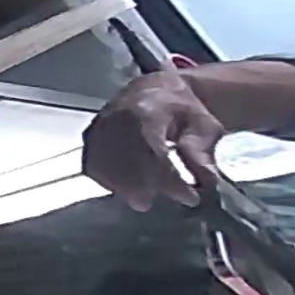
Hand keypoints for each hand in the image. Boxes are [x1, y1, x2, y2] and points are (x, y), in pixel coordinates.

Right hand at [83, 70, 225, 210]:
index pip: (151, 148)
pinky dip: (104, 178)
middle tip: (155, 204)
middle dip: (138, 185)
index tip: (188, 197)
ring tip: (139, 201)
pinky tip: (120, 189)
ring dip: (119, 185)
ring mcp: (98, 126)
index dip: (167, 176)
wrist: (154, 90)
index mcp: (146, 112)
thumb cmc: (182, 109)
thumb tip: (205, 179)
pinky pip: (91, 160)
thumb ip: (201, 150)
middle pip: (120, 156)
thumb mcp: (204, 125)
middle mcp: (115, 118)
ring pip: (101, 160)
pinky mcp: (90, 135)